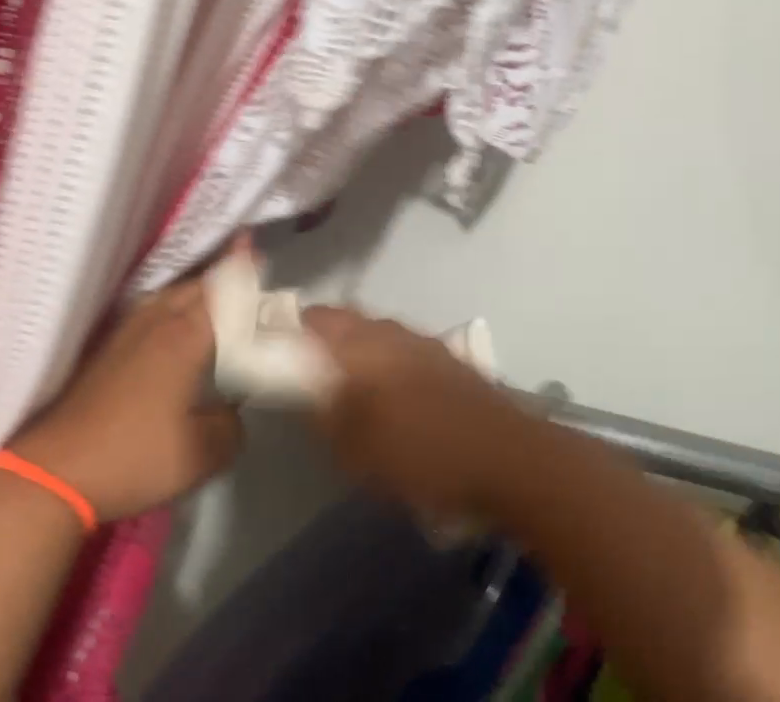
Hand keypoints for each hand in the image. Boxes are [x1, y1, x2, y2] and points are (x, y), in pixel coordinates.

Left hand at [10, 280, 242, 522]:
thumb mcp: (203, 453)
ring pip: (168, 296)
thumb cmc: (134, 457)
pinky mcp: (104, 353)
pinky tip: (171, 321)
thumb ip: (231, 425)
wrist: (55, 472)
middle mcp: (154, 326)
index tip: (261, 255)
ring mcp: (124, 336)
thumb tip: (232, 410)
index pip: (223, 296)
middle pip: (194, 288)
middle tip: (248, 269)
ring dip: (195, 289)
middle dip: (224, 276)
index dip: (244, 275)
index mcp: (184, 340)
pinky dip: (171, 306)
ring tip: (215, 291)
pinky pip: (149, 311)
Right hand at [302, 307, 541, 517]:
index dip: (286, 329)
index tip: (270, 350)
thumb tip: (299, 389)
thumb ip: (321, 412)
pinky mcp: (449, 361)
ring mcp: (424, 342)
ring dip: (354, 348)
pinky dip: (384, 361)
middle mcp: (391, 331)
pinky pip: (401, 349)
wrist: (509, 459)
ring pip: (375, 333)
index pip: (311, 319)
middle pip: (344, 321)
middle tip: (303, 370)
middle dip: (320, 338)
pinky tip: (387, 393)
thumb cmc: (422, 454)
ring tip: (343, 384)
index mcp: (361, 345)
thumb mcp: (355, 447)